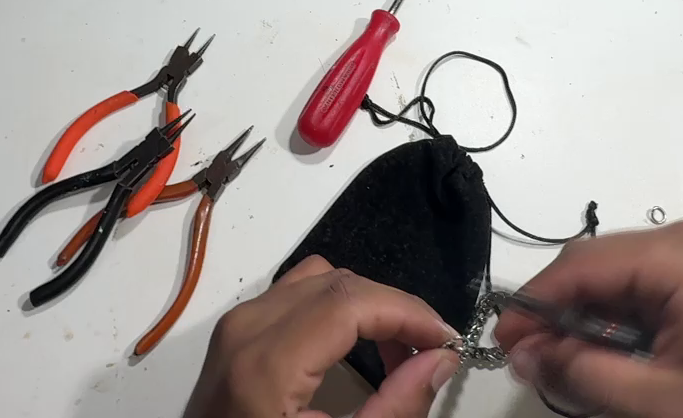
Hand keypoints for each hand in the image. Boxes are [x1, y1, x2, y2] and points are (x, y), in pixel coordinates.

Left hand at [183, 254, 461, 417]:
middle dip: (393, 309)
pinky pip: (297, 290)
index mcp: (264, 364)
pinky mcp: (236, 328)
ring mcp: (236, 323)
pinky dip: (337, 304)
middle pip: (337, 284)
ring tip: (398, 350)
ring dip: (367, 304)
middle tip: (431, 352)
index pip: (348, 302)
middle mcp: (246, 327)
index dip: (406, 312)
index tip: (446, 340)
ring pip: (319, 278)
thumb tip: (441, 358)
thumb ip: (394, 408)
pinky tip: (358, 340)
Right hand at [495, 222, 682, 417]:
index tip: (501, 342)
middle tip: (526, 364)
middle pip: (597, 272)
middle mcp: (682, 245)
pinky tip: (604, 368)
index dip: (535, 303)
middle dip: (558, 318)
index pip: (581, 265)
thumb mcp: (664, 405)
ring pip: (617, 289)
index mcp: (674, 254)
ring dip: (585, 329)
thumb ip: (585, 374)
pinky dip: (619, 334)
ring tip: (559, 371)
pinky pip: (646, 302)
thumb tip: (524, 353)